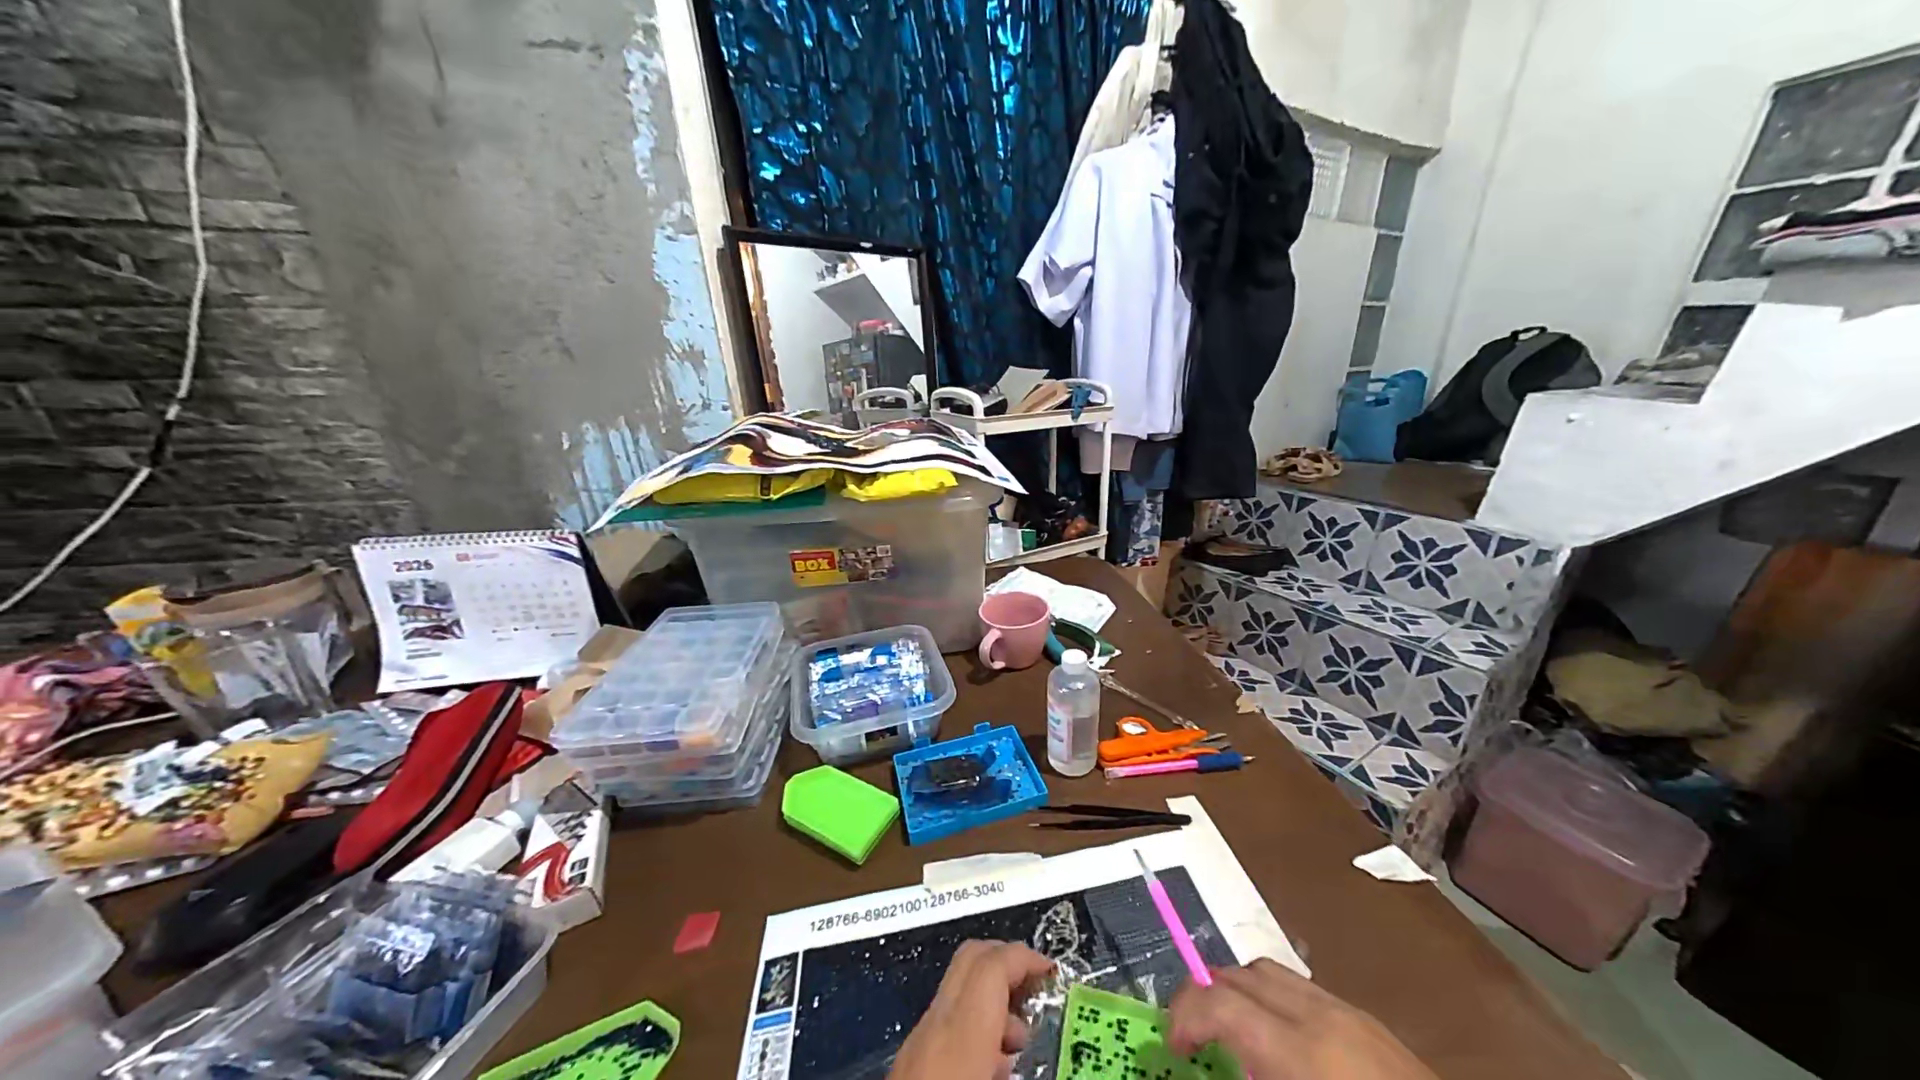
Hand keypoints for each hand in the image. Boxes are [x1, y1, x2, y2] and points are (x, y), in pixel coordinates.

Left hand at [890, 940, 1054, 1079]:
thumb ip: (1024, 1063)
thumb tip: (1042, 1044)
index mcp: (961, 1035)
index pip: (991, 965)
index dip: (1026, 958)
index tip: (1053, 973)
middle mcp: (935, 1024)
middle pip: (970, 958)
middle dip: (1008, 961)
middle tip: (1037, 991)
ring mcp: (918, 1038)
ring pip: (957, 986)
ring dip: (992, 996)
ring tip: (1018, 1041)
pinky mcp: (909, 1056)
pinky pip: (946, 1016)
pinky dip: (974, 1021)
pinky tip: (991, 1063)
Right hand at [1167, 958, 1439, 1079]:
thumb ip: (1250, 1077)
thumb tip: (1217, 1067)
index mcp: (1300, 1052)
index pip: (1219, 1001)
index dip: (1184, 1015)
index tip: (1175, 1046)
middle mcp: (1318, 1016)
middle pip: (1238, 974)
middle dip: (1202, 995)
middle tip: (1192, 1035)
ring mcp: (1345, 1011)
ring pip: (1266, 971)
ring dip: (1235, 991)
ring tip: (1230, 1033)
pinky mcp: (1365, 1019)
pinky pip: (1299, 988)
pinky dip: (1270, 1000)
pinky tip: (1278, 1042)